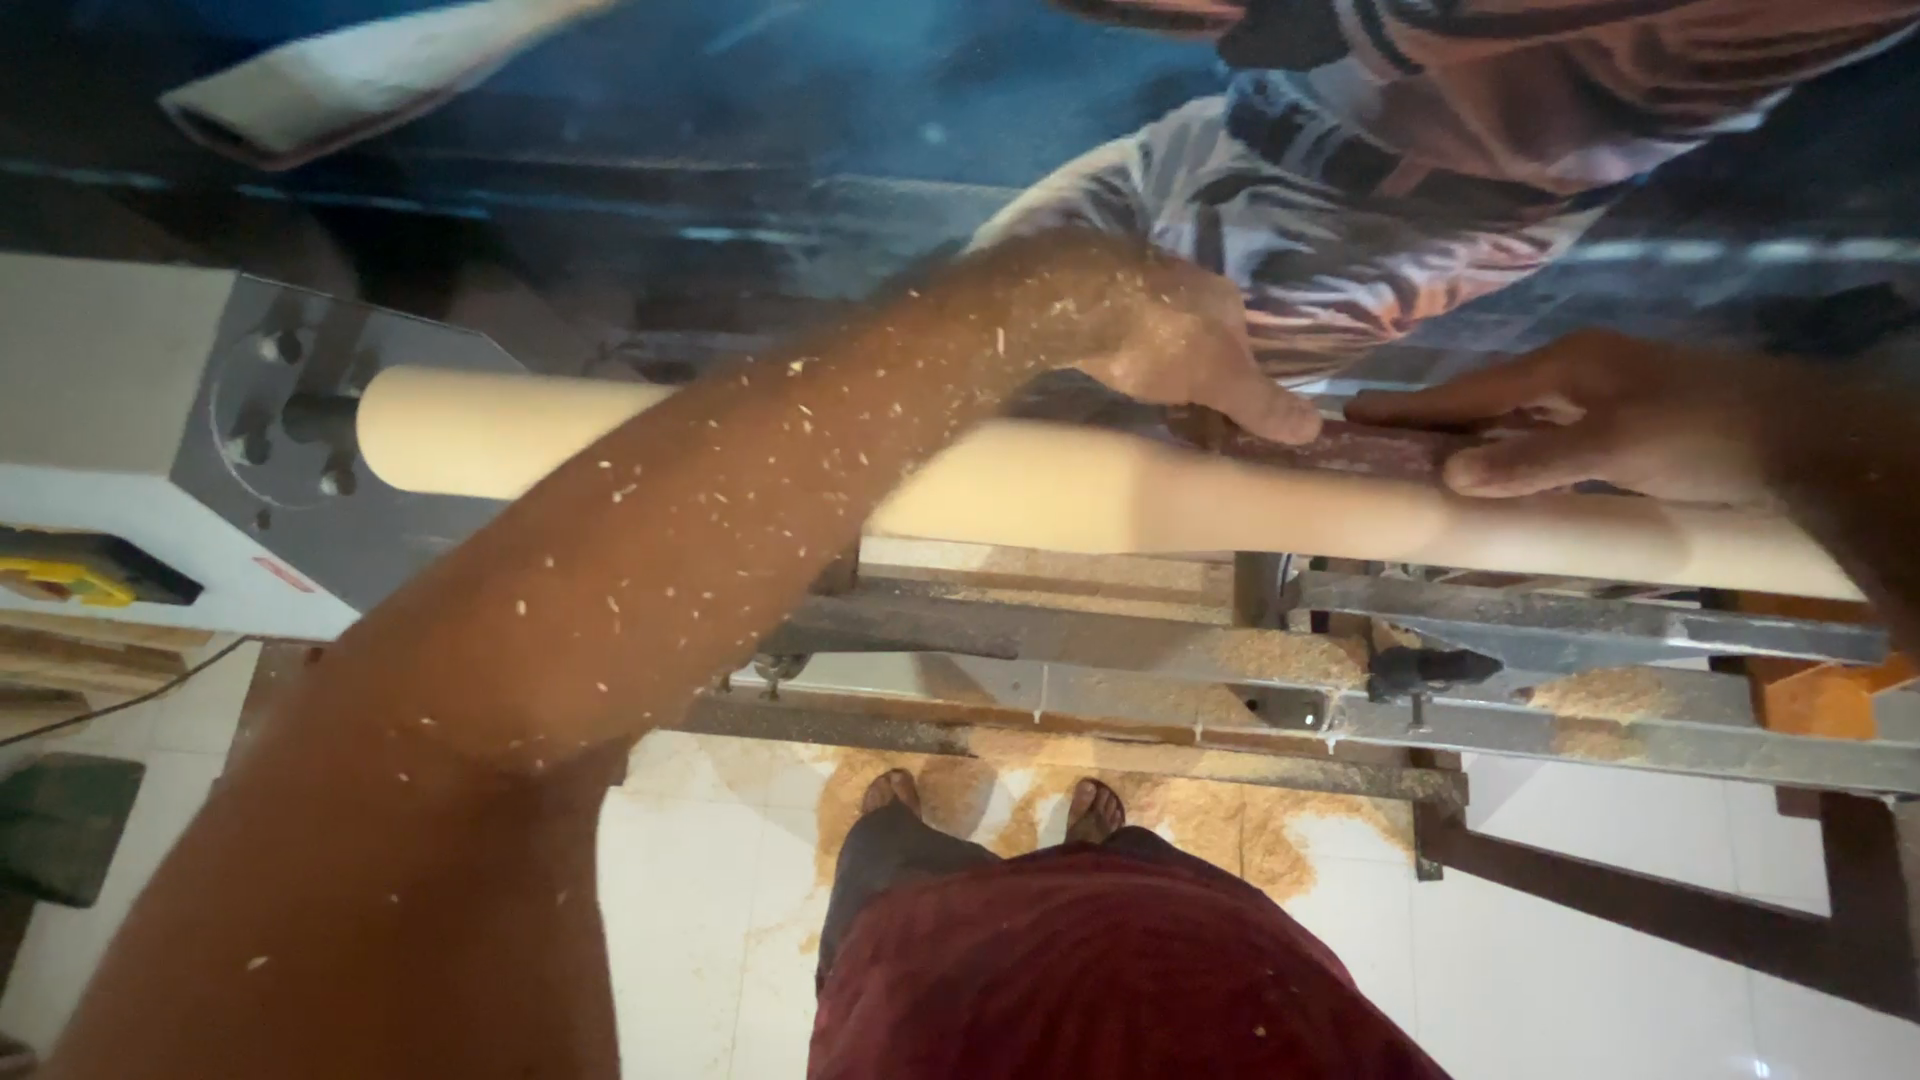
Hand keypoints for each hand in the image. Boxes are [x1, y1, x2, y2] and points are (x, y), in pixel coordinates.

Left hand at [1072, 254, 1322, 443]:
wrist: (1078, 303)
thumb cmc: (1158, 341)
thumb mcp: (1217, 380)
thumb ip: (1260, 402)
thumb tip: (1315, 428)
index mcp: (1223, 296)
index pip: (1242, 341)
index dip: (1235, 376)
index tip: (1221, 409)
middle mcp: (1183, 278)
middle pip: (1199, 329)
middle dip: (1193, 363)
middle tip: (1179, 403)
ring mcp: (1135, 277)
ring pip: (1157, 322)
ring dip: (1155, 350)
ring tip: (1142, 387)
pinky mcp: (1092, 287)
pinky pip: (1117, 319)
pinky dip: (1119, 340)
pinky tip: (1107, 359)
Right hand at [1344, 330, 1776, 504]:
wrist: (1814, 440)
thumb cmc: (1709, 434)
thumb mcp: (1618, 447)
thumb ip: (1532, 461)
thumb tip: (1448, 474)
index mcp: (1565, 363)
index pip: (1468, 390)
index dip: (1410, 405)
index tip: (1353, 409)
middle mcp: (1572, 368)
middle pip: (1480, 394)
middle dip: (1425, 413)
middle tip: (1370, 427)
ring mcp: (1594, 389)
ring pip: (1506, 410)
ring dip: (1459, 428)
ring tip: (1411, 444)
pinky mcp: (1612, 414)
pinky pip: (1532, 425)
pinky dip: (1497, 441)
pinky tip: (1484, 456)